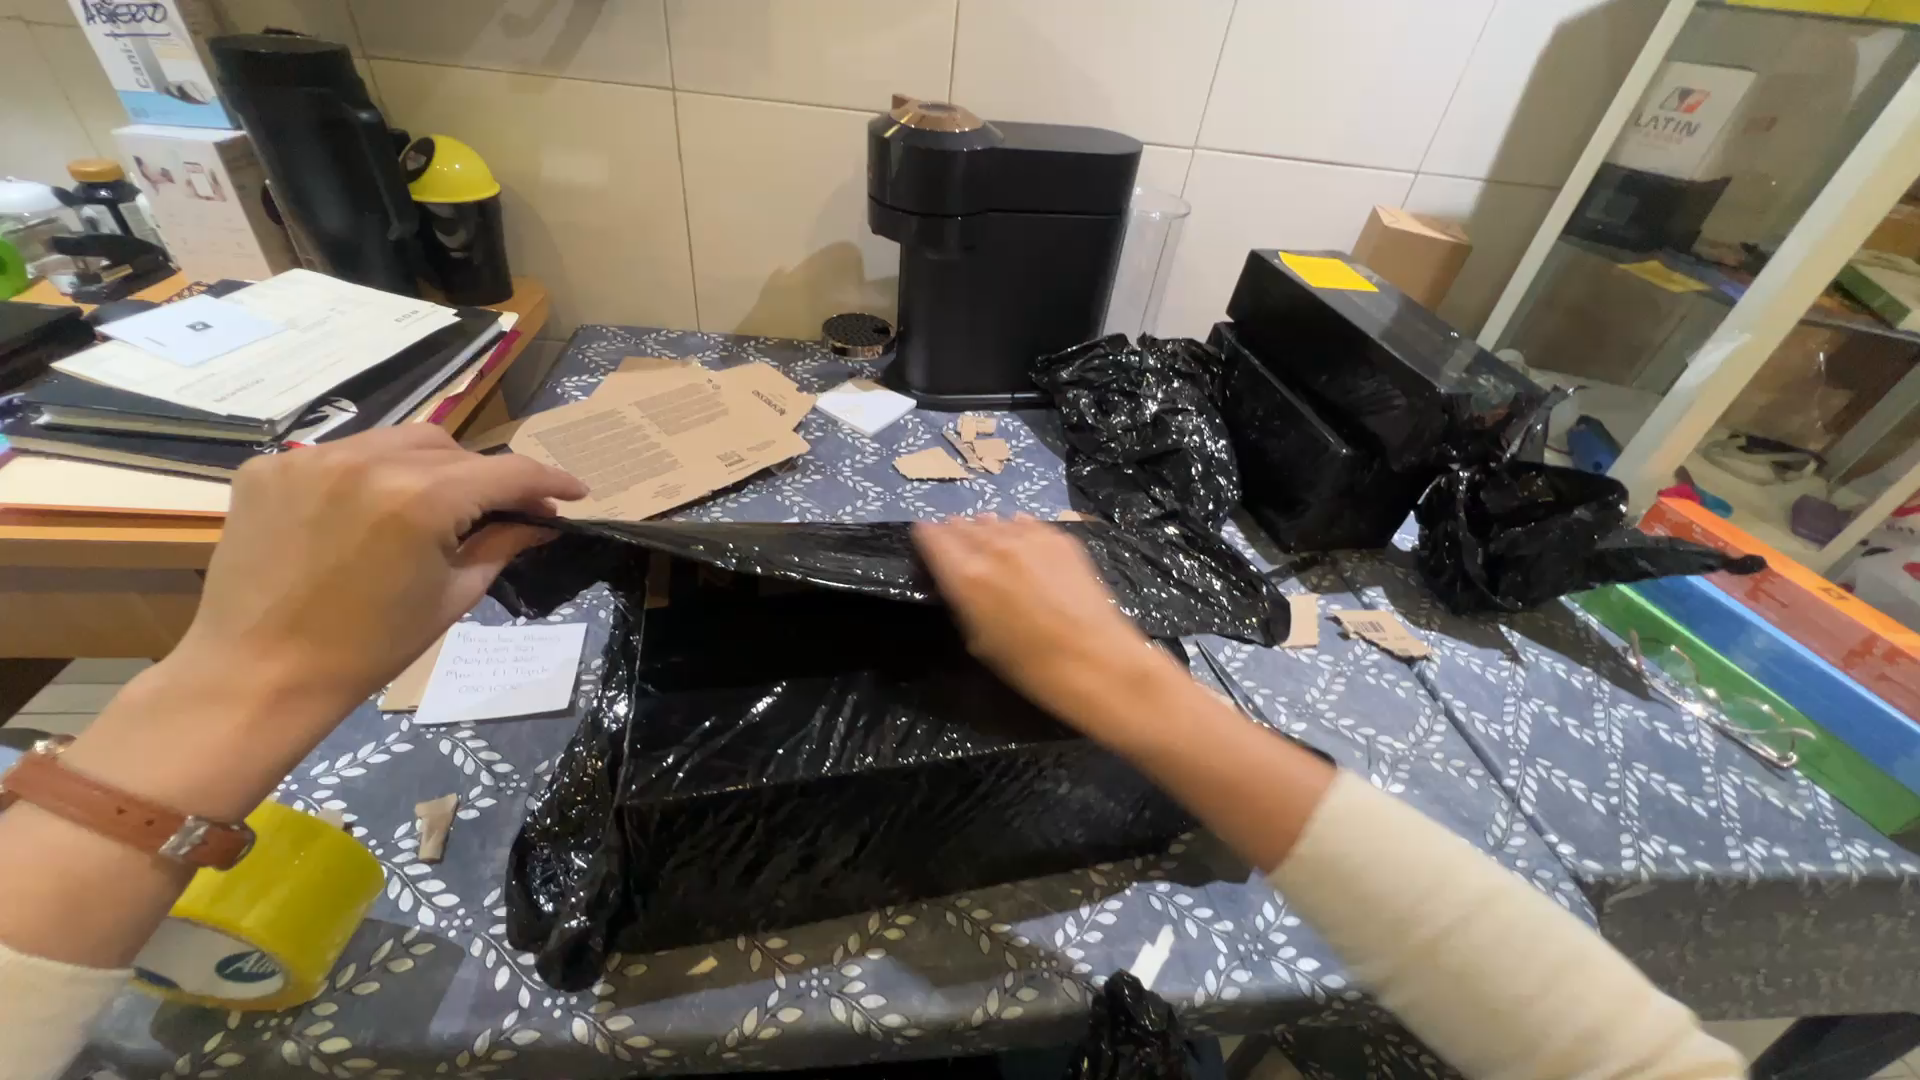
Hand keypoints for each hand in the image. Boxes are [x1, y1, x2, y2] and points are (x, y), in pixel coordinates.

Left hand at [171, 425, 587, 730]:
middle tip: (507, 510)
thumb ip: (505, 543)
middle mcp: (367, 462)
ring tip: (442, 505)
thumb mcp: (457, 593)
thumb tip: (544, 520)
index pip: (507, 471)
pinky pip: (348, 453)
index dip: (551, 479)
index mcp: (421, 499)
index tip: (576, 493)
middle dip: (490, 477)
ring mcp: (311, 460)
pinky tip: (380, 508)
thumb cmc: (375, 644)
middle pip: (457, 449)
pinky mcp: (270, 468)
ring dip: (437, 466)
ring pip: (404, 440)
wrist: (261, 672)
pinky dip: (378, 472)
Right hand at [912, 515, 1179, 738]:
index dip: (925, 540)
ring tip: (989, 550)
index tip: (927, 548)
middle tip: (957, 553)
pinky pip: (1025, 523)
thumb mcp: (977, 638)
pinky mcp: (1059, 537)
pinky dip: (1016, 531)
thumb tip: (951, 573)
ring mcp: (1028, 537)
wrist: (1095, 660)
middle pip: (961, 524)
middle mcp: (993, 546)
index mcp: (965, 574)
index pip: (929, 535)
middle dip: (954, 535)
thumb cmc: (1028, 665)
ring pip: (993, 520)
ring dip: (985, 532)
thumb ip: (959, 598)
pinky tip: (1019, 545)